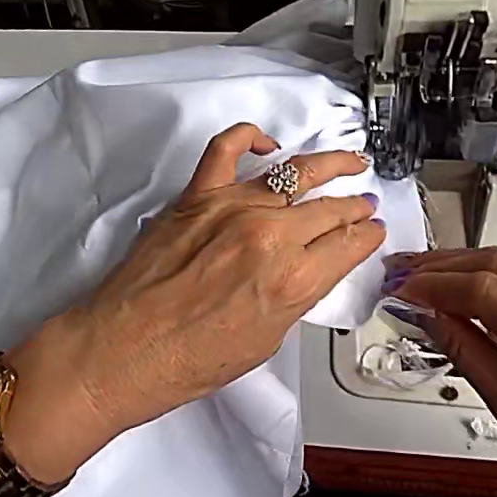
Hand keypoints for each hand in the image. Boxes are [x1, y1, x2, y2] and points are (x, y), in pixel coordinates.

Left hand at [3, 123, 385, 480]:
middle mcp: (269, 237)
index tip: (373, 232)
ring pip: (297, 173)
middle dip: (356, 207)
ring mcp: (232, 209)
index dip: (368, 236)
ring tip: (349, 162)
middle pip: (331, 209)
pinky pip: (228, 148)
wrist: (123, 352)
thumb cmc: (189, 360)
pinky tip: (269, 144)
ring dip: (331, 165)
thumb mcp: (269, 338)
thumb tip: (317, 267)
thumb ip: (300, 294)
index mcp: (293, 280)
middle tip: (365, 206)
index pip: (349, 244)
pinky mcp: (197, 196)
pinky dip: (252, 136)